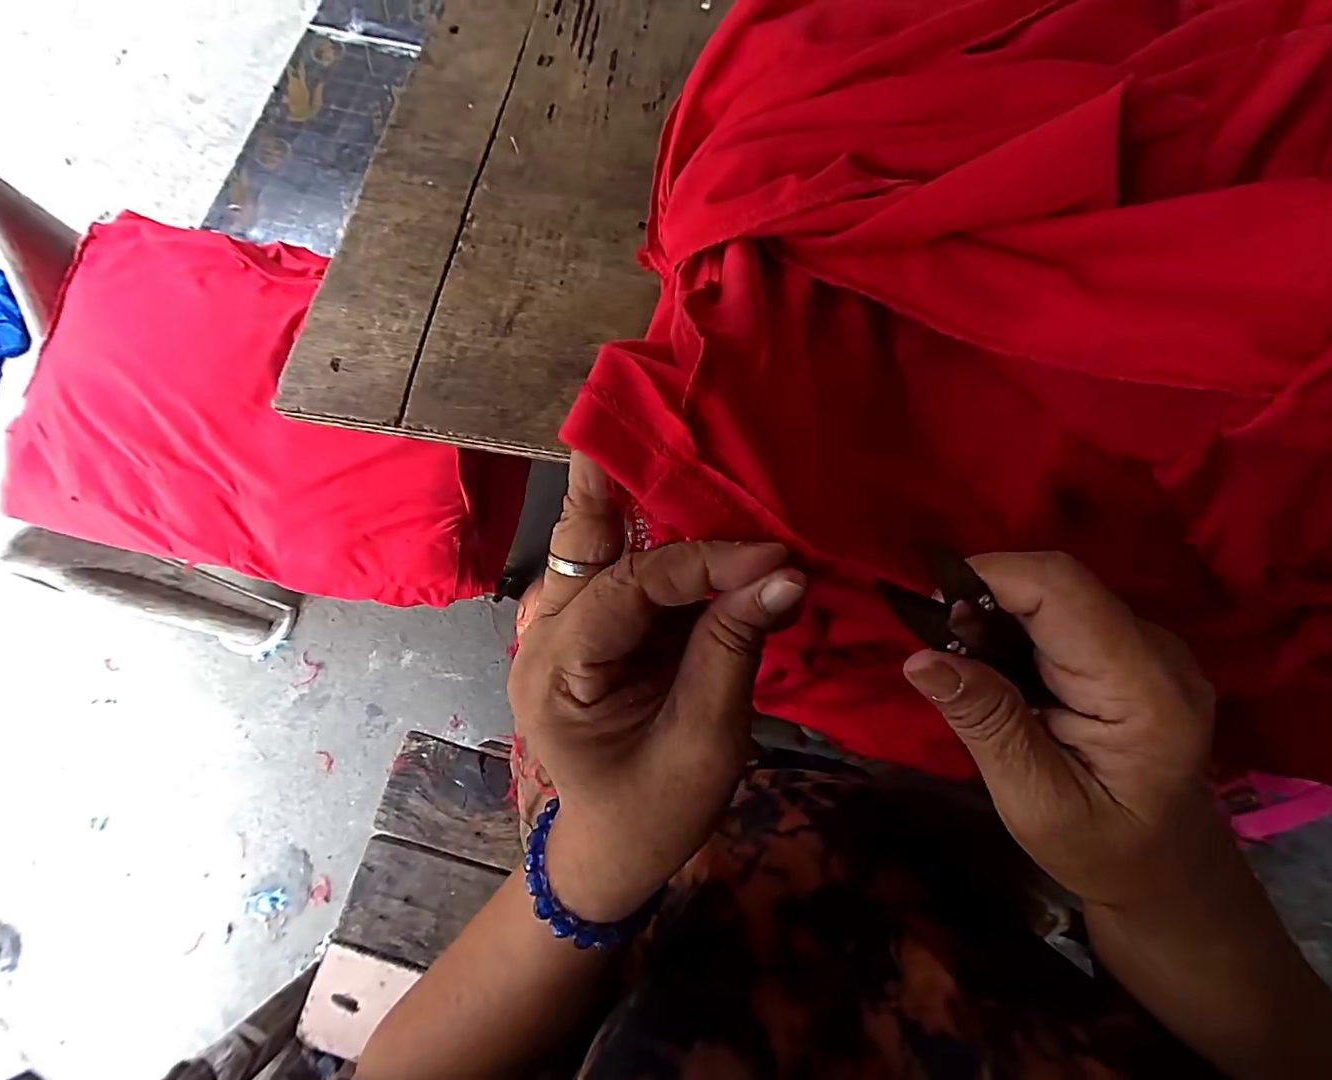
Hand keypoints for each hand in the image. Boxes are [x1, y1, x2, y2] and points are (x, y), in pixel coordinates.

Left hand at [509, 454, 805, 919]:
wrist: (612, 850)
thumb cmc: (651, 814)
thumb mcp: (701, 744)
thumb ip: (732, 651)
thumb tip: (784, 577)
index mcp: (556, 670)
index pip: (630, 588)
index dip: (703, 564)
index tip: (774, 559)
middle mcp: (548, 632)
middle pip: (587, 540)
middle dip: (619, 480)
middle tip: (646, 410)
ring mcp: (568, 624)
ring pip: (601, 543)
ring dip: (642, 498)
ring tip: (676, 441)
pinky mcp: (598, 626)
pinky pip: (628, 567)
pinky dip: (662, 535)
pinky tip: (693, 504)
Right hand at [901, 551, 1229, 910]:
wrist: (1172, 877)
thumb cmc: (1107, 852)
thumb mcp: (1036, 803)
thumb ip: (986, 725)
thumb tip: (920, 659)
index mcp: (1143, 689)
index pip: (1061, 587)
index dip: (988, 578)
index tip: (930, 614)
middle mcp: (1154, 651)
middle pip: (1055, 582)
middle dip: (982, 597)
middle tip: (940, 648)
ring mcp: (1144, 647)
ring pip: (1051, 591)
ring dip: (991, 612)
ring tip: (963, 663)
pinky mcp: (1125, 650)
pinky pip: (1056, 611)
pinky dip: (1008, 625)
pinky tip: (992, 666)